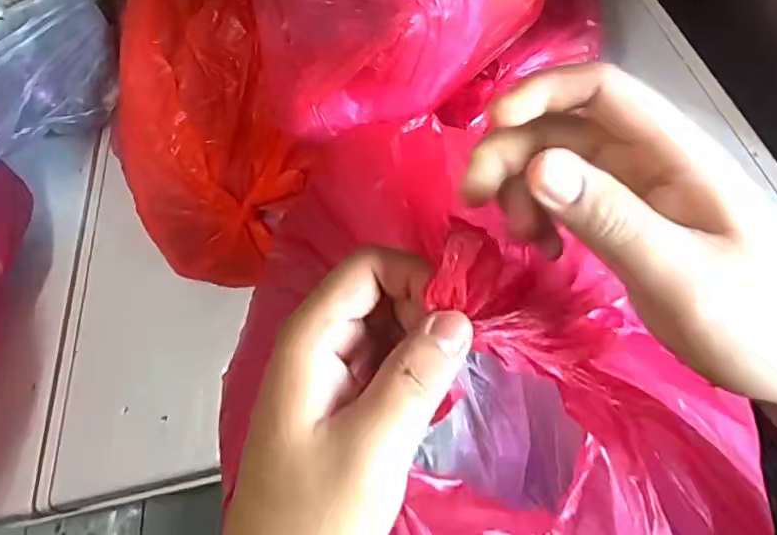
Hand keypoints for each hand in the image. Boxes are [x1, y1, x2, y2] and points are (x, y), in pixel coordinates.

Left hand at [225, 249, 473, 534]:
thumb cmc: (313, 516)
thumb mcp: (370, 450)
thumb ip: (414, 379)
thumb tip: (458, 316)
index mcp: (311, 334)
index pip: (366, 267)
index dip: (413, 276)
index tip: (459, 315)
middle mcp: (319, 338)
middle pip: (378, 290)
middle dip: (424, 308)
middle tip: (465, 350)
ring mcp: (331, 367)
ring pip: (386, 324)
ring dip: (424, 339)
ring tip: (457, 372)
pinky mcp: (345, 397)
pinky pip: (386, 359)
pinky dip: (415, 367)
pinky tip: (438, 393)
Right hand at [461, 63, 776, 408]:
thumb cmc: (759, 325)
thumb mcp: (683, 277)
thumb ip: (610, 218)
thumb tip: (536, 165)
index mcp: (674, 149)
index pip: (600, 87)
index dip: (541, 91)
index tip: (494, 124)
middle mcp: (645, 156)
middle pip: (560, 122)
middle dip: (509, 150)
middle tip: (472, 195)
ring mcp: (630, 185)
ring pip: (550, 156)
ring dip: (516, 184)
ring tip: (515, 235)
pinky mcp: (617, 214)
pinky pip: (559, 194)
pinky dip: (535, 210)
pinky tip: (538, 247)